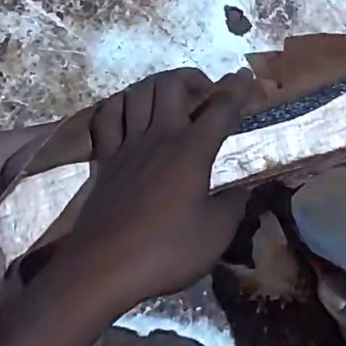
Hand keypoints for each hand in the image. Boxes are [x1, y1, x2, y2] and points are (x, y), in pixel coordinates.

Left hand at [48, 67, 253, 313]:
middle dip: (192, 78)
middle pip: (172, 84)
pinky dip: (119, 106)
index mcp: (191, 151)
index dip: (237, 88)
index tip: (245, 75)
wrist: (100, 270)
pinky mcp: (103, 160)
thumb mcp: (215, 235)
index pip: (220, 108)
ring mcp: (127, 145)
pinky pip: (106, 117)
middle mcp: (159, 137)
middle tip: (205, 91)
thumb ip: (234, 206)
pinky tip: (129, 112)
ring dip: (157, 87)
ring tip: (170, 98)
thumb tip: (242, 191)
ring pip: (138, 93)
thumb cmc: (164, 252)